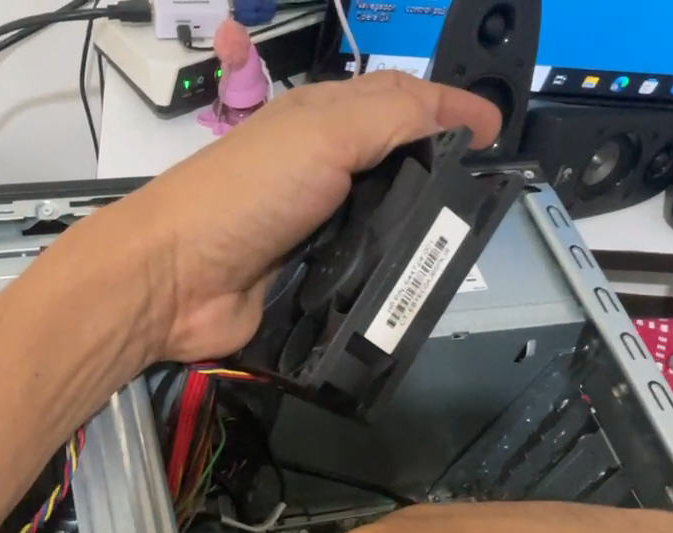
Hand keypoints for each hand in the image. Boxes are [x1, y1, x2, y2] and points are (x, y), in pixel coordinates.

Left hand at [86, 72, 502, 364]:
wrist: (175, 281)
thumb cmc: (243, 195)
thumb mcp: (323, 133)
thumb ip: (392, 117)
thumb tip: (455, 115)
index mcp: (322, 123)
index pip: (400, 104)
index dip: (450, 111)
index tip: (496, 132)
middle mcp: (320, 174)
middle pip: (395, 170)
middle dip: (440, 179)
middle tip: (483, 199)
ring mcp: (313, 232)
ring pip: (381, 229)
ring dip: (415, 237)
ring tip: (457, 249)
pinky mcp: (306, 285)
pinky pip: (357, 280)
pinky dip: (383, 282)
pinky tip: (410, 288)